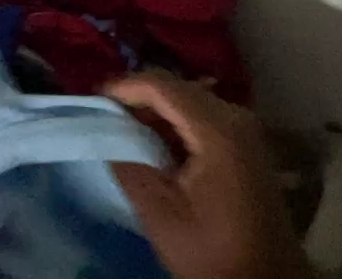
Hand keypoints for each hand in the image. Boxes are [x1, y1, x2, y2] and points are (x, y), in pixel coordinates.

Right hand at [108, 74, 312, 278]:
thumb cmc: (214, 254)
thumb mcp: (162, 216)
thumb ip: (130, 167)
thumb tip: (106, 132)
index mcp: (218, 131)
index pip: (163, 87)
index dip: (126, 86)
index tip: (95, 97)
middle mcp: (236, 116)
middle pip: (178, 88)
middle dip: (139, 96)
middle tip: (106, 114)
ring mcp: (245, 127)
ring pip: (190, 98)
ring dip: (158, 109)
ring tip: (124, 126)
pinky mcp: (246, 141)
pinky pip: (204, 114)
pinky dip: (176, 120)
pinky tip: (156, 140)